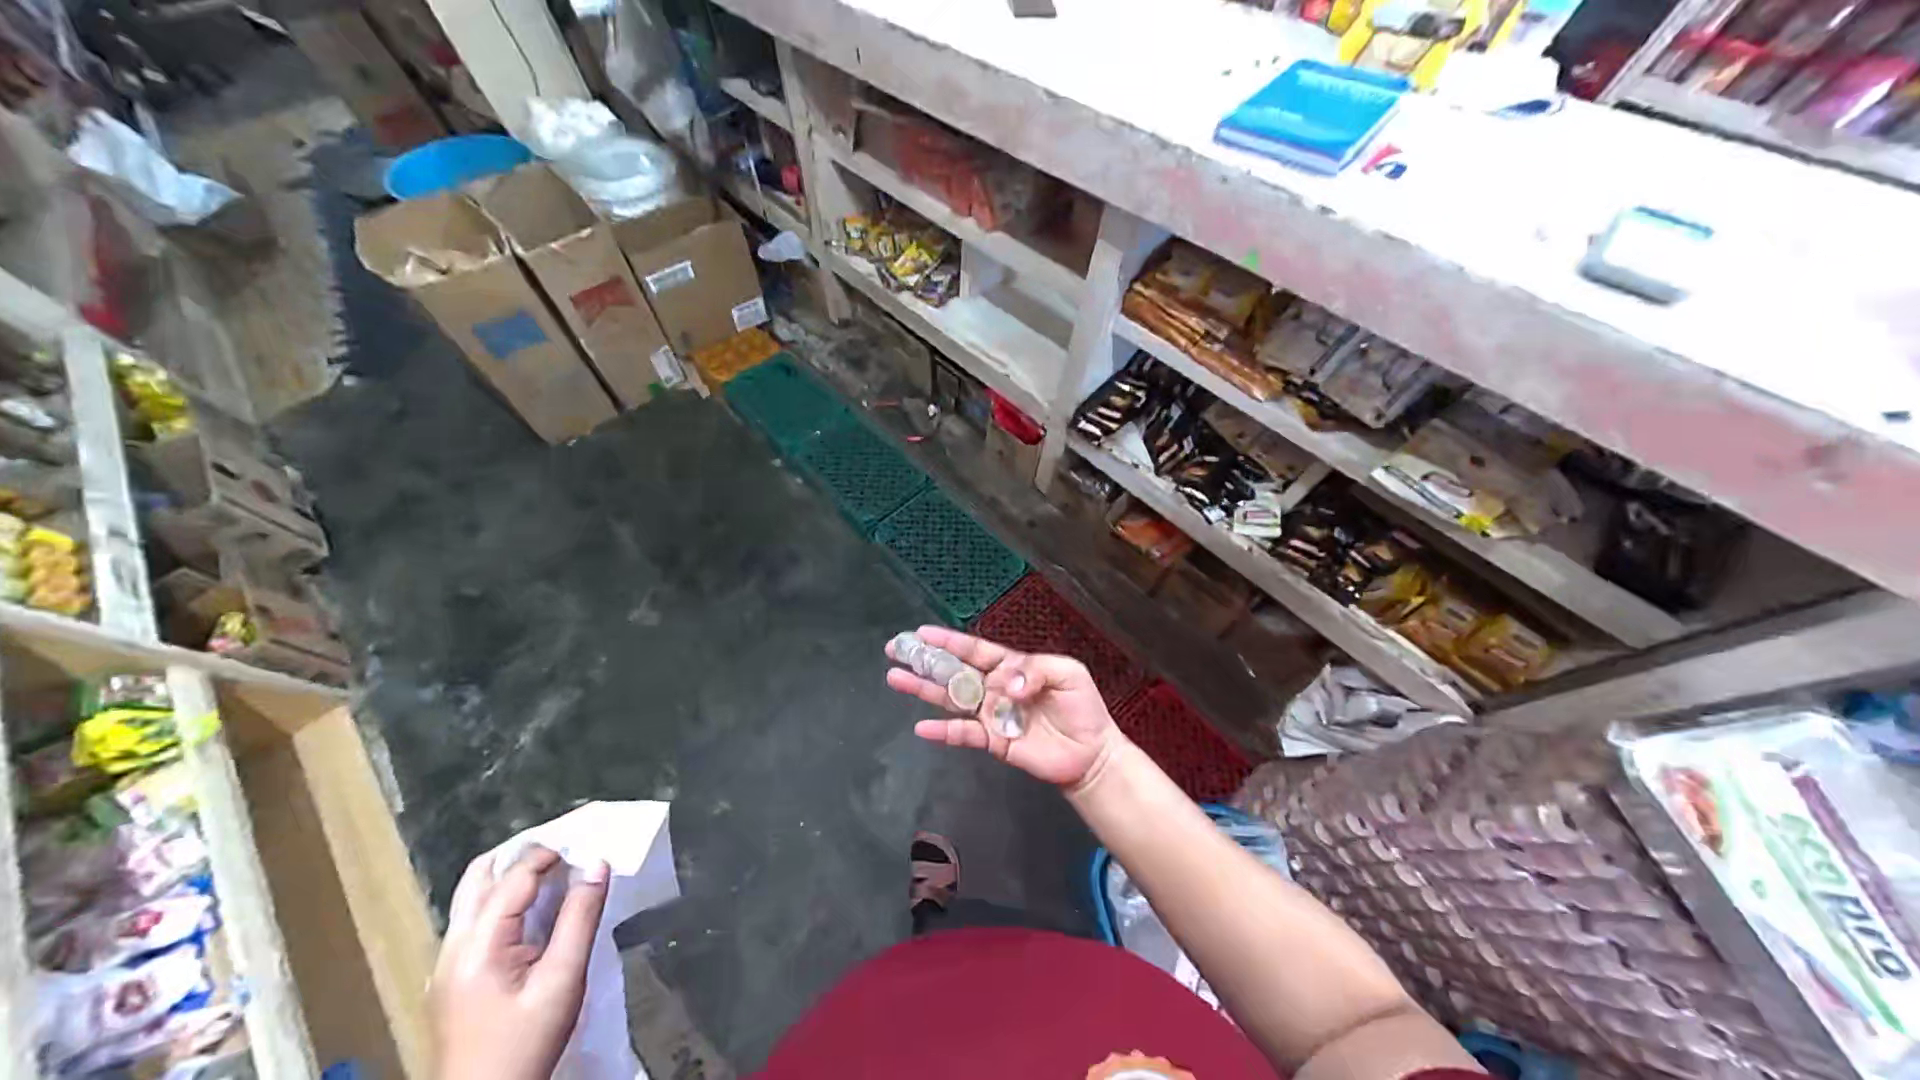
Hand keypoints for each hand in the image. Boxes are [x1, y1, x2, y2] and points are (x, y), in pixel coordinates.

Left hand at [430, 845, 608, 1079]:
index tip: (586, 842)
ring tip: (557, 871)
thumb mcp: (563, 980)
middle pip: (479, 877)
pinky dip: (506, 899)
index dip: (550, 853)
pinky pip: (476, 919)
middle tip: (566, 848)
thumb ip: (580, 918)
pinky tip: (537, 908)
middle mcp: (452, 947)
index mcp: (476, 946)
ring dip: (513, 875)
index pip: (513, 878)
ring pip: (474, 897)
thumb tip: (598, 865)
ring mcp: (446, 964)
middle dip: (522, 854)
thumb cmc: (525, 1044)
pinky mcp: (453, 978)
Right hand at [886, 625, 1126, 789]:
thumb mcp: (1067, 674)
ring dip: (923, 689)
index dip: (950, 641)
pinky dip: (943, 731)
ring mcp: (990, 714)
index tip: (922, 633)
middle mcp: (995, 687)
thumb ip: (1035, 671)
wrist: (1092, 754)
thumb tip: (1004, 683)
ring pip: (951, 698)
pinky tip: (923, 726)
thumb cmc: (1082, 708)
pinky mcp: (992, 741)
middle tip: (895, 650)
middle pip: (954, 671)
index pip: (975, 650)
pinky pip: (963, 733)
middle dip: (925, 660)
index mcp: (1012, 666)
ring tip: (896, 677)